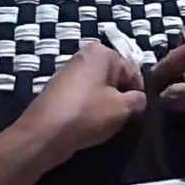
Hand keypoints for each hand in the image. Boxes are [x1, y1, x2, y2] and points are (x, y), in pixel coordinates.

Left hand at [10, 43, 146, 163]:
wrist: (45, 132)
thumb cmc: (87, 114)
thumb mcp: (122, 108)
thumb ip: (139, 100)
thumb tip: (139, 100)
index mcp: (101, 52)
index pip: (132, 72)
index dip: (138, 95)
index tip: (136, 114)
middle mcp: (84, 55)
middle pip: (114, 79)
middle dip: (120, 98)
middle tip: (121, 119)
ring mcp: (69, 71)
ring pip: (99, 89)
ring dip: (105, 105)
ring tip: (104, 124)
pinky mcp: (59, 89)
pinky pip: (83, 97)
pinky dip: (89, 109)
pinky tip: (88, 124)